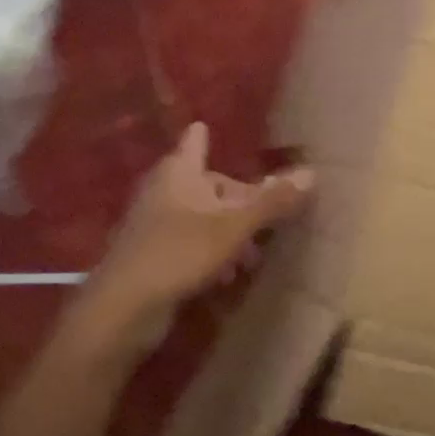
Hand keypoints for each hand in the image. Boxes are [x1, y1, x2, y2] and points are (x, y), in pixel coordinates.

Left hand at [79, 123, 313, 333]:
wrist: (122, 309)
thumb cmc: (178, 253)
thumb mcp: (233, 228)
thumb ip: (271, 202)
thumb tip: (312, 172)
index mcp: (179, 173)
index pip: (194, 143)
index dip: (203, 136)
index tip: (207, 126)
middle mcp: (163, 192)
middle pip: (205, 184)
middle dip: (235, 197)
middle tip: (265, 211)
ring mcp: (153, 225)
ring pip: (199, 216)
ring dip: (227, 229)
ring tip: (252, 253)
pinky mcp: (151, 256)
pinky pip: (189, 243)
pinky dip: (209, 251)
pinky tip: (225, 275)